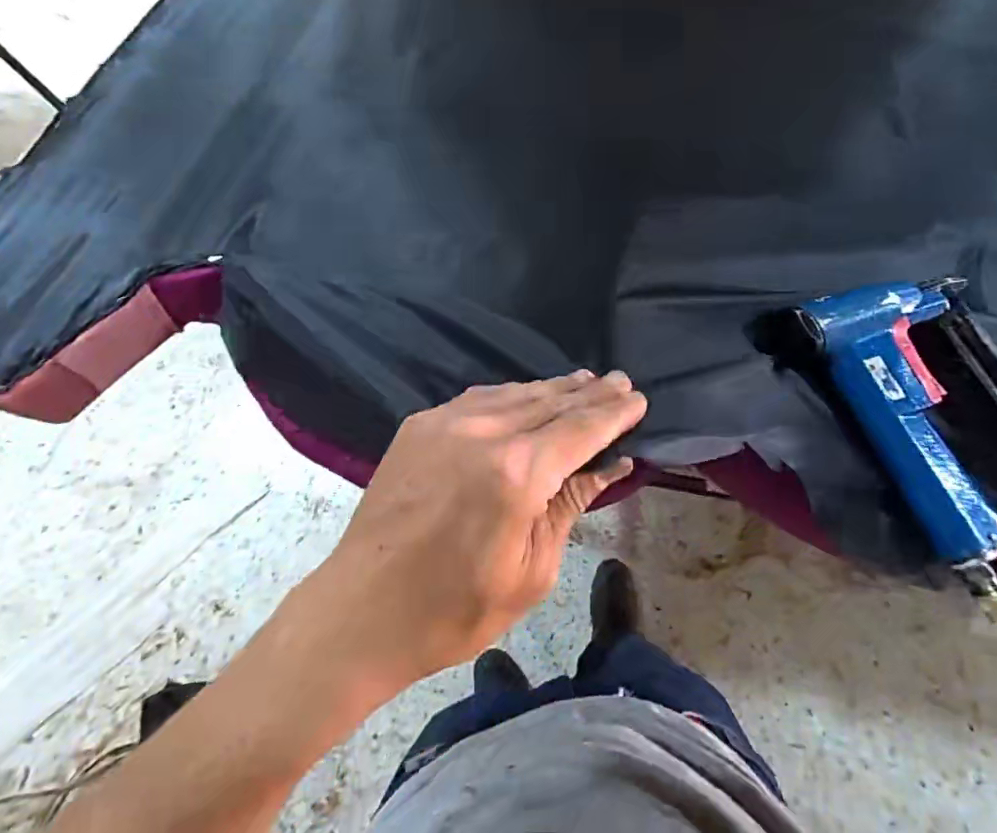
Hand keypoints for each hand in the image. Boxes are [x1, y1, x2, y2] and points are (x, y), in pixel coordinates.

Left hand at [306, 370, 646, 686]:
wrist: (358, 615)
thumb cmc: (454, 610)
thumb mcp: (532, 570)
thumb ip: (570, 506)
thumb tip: (611, 465)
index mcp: (518, 472)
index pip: (582, 428)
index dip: (614, 412)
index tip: (639, 398)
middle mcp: (485, 432)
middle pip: (553, 401)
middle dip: (592, 392)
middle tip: (620, 381)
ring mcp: (447, 423)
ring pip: (517, 393)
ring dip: (555, 388)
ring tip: (585, 382)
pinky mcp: (420, 426)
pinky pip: (481, 399)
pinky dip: (514, 395)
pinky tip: (529, 395)